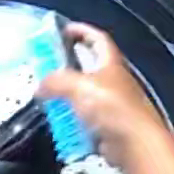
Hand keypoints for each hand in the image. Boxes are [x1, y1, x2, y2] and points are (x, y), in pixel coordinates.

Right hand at [37, 23, 171, 169]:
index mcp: (110, 64)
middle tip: (49, 70)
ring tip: (50, 100)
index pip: (97, 39)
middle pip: (90, 69)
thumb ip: (55, 82)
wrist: (133, 144)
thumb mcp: (78, 86)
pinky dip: (73, 122)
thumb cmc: (111, 108)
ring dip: (68, 98)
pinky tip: (62, 125)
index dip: (82, 31)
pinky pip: (87, 120)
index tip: (65, 30)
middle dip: (69, 68)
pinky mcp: (109, 127)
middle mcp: (114, 82)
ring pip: (86, 96)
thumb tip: (40, 87)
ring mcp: (113, 106)